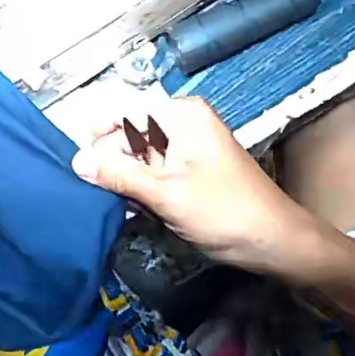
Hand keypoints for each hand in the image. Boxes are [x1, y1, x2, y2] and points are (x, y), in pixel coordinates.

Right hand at [70, 95, 338, 277]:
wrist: (277, 244)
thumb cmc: (226, 212)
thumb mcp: (166, 194)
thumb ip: (119, 175)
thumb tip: (77, 162)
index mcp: (181, 114)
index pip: (124, 111)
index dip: (99, 135)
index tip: (79, 163)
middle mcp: (182, 122)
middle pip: (129, 133)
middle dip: (113, 162)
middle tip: (100, 190)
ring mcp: (186, 146)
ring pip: (138, 155)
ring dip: (126, 179)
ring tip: (121, 203)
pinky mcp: (188, 169)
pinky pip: (152, 170)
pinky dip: (141, 188)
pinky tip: (137, 208)